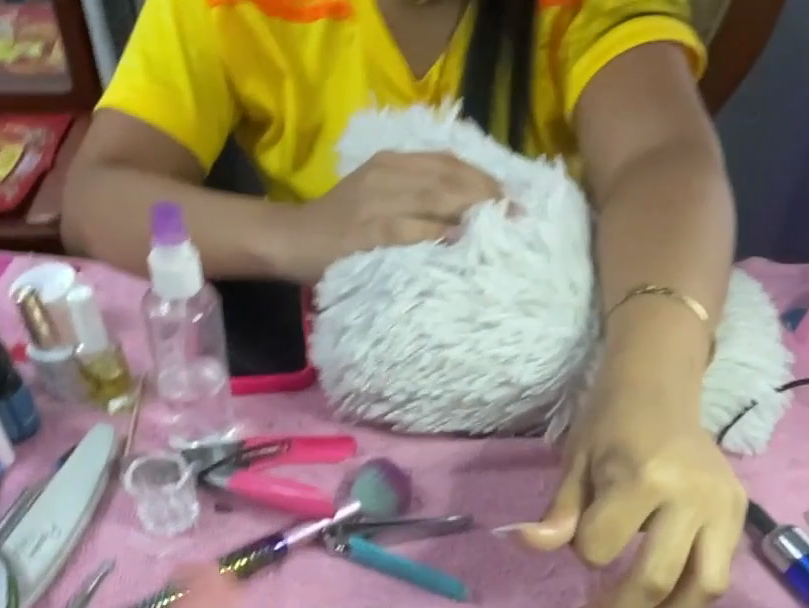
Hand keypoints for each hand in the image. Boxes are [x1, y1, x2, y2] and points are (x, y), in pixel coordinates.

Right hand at [282, 151, 501, 281]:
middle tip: (517, 217)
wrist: (291, 239)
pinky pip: (411, 230)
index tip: (513, 199)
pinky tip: (460, 243)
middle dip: (488, 197)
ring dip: (472, 213)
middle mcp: (388, 175)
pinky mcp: (368, 232)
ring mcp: (377, 203)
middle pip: (450, 179)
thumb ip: (416, 198)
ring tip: (500, 229)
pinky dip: (438, 235)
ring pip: (436, 200)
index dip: (485, 179)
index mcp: (393, 162)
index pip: (449, 163)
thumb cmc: (340, 226)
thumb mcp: (379, 197)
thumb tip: (468, 213)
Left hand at [513, 369, 747, 607]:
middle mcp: (693, 497)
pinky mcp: (741, 514)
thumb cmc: (609, 423)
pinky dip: (689, 598)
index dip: (581, 555)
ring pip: (703, 590)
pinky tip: (658, 601)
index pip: (601, 549)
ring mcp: (724, 507)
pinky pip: (719, 575)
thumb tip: (523, 546)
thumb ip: (558, 515)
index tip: (574, 541)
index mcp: (644, 479)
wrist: (660, 387)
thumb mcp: (574, 464)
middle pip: (657, 583)